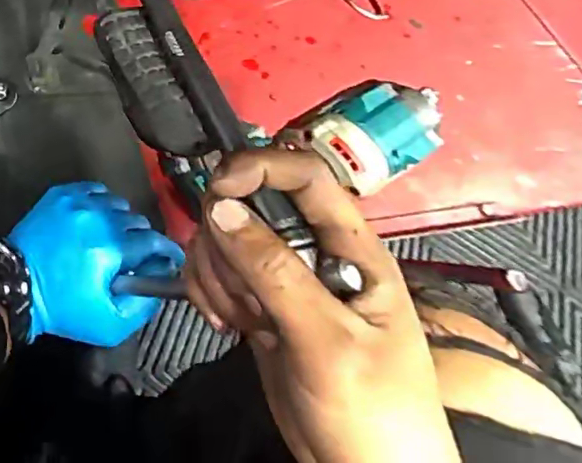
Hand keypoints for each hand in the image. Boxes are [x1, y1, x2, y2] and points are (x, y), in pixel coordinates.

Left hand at [8, 181, 183, 346]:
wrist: (17, 283)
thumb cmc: (64, 306)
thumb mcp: (110, 323)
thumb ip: (143, 305)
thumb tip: (160, 278)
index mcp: (111, 247)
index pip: (153, 240)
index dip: (166, 250)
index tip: (170, 257)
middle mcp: (97, 217)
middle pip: (136, 220)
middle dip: (142, 238)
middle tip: (136, 254)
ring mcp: (76, 201)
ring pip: (115, 202)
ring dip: (121, 219)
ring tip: (114, 236)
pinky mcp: (60, 194)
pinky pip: (93, 189)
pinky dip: (100, 201)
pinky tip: (97, 218)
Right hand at [184, 150, 457, 462]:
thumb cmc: (374, 414)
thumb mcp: (329, 342)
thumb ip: (276, 272)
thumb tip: (220, 207)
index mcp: (350, 247)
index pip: (304, 175)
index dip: (260, 167)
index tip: (220, 190)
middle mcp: (313, 249)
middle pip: (249, 200)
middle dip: (227, 237)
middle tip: (238, 286)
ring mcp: (282, 274)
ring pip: (223, 233)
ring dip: (216, 271)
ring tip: (242, 319)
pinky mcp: (256, 298)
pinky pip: (214, 268)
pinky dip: (207, 289)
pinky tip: (225, 322)